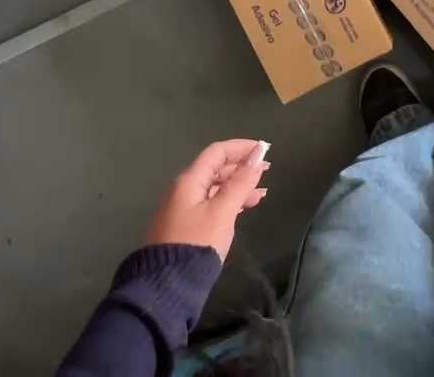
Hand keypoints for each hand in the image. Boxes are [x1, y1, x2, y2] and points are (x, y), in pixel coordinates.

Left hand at [144, 139, 270, 260]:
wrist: (167, 285)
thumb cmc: (197, 243)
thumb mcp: (223, 212)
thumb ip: (240, 183)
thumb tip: (257, 155)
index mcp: (189, 181)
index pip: (217, 152)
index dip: (241, 148)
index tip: (263, 150)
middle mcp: (183, 190)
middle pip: (215, 169)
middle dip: (241, 167)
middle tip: (266, 172)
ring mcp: (182, 209)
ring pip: (214, 189)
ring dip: (237, 187)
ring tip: (261, 195)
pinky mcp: (185, 227)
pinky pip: (211, 205)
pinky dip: (229, 203)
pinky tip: (242, 210)